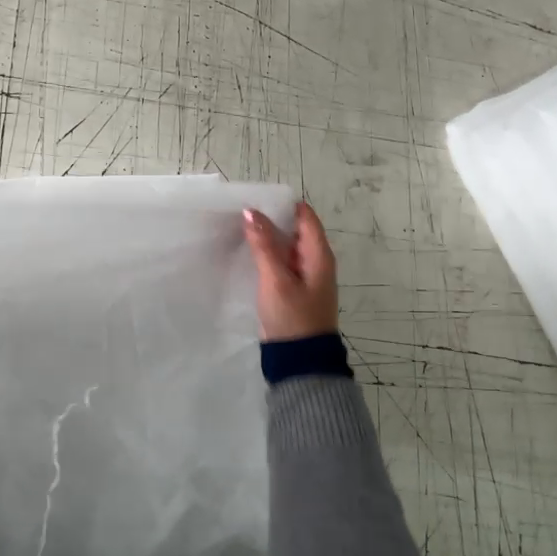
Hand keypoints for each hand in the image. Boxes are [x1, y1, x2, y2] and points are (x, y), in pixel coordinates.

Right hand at [242, 202, 338, 341]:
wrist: (300, 359)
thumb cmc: (293, 317)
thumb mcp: (276, 279)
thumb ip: (264, 245)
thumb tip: (251, 212)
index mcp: (319, 255)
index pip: (305, 217)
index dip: (284, 204)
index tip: (257, 196)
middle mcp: (314, 261)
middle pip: (294, 229)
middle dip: (270, 218)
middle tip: (240, 209)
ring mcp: (303, 275)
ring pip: (284, 245)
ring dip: (266, 236)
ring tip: (238, 226)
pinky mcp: (291, 287)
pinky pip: (279, 261)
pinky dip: (265, 253)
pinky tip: (245, 251)